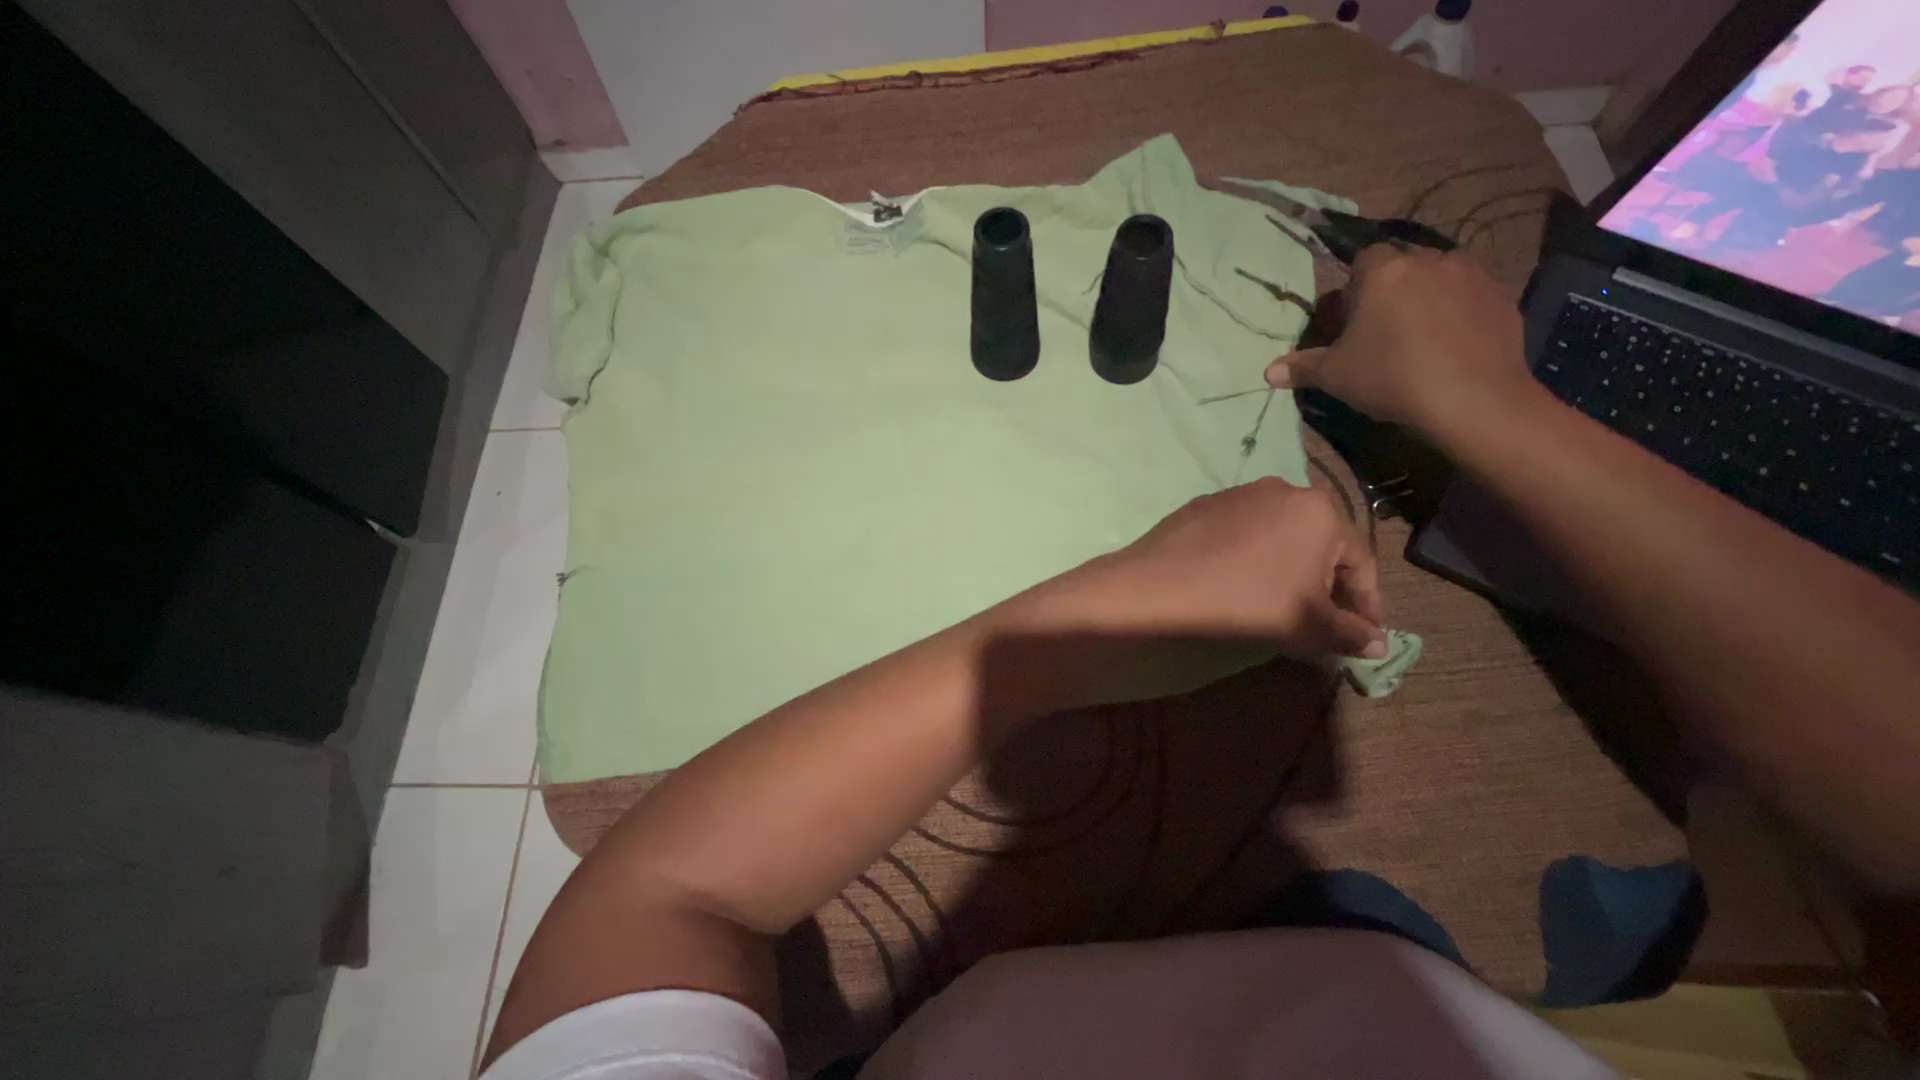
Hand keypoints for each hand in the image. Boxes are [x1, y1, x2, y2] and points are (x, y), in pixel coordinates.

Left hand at [998, 479, 1386, 706]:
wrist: (1156, 590)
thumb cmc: (1245, 604)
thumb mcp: (1307, 626)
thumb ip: (1350, 633)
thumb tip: (1379, 643)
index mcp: (1321, 509)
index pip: (1360, 564)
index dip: (1367, 607)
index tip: (1366, 638)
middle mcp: (1283, 489)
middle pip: (1322, 547)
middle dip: (1327, 588)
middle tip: (1324, 628)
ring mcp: (1238, 494)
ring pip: (1282, 540)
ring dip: (1289, 573)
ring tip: (1281, 611)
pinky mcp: (1202, 507)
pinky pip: (1244, 537)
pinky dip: (1253, 563)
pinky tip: (1239, 590)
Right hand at [1265, 246, 1542, 441]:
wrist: (1474, 400)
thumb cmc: (1393, 378)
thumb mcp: (1337, 376)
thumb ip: (1303, 367)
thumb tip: (1268, 372)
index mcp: (1384, 271)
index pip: (1363, 259)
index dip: (1356, 287)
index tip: (1354, 319)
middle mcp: (1429, 260)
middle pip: (1404, 264)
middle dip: (1394, 288)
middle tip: (1385, 330)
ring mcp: (1472, 276)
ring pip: (1441, 277)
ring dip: (1429, 297)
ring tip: (1423, 337)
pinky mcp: (1502, 297)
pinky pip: (1472, 298)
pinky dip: (1461, 314)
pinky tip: (1454, 347)